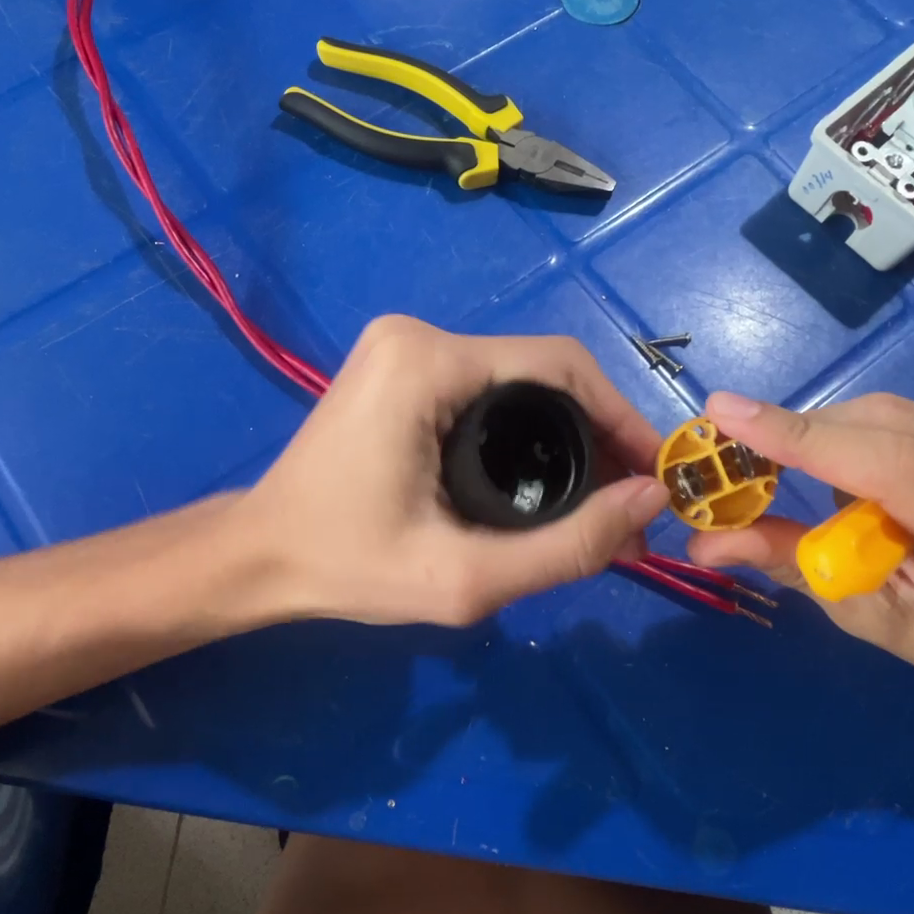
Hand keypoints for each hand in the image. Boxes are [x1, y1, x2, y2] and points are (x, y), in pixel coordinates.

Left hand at [240, 316, 670, 627]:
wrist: (260, 555)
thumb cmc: (348, 567)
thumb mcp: (465, 577)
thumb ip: (568, 545)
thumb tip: (650, 501)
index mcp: (426, 363)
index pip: (561, 364)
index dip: (622, 416)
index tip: (653, 476)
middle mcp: (416, 335)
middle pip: (543, 370)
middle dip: (598, 433)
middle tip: (626, 505)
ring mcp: (403, 345)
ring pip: (519, 380)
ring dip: (565, 432)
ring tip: (597, 499)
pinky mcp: (399, 365)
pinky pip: (487, 387)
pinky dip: (525, 428)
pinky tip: (545, 477)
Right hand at [688, 392, 913, 703]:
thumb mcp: (876, 622)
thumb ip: (797, 567)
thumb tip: (703, 541)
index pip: (901, 472)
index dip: (807, 437)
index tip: (725, 412)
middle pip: (899, 431)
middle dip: (811, 435)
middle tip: (749, 451)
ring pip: (910, 416)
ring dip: (848, 441)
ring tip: (845, 495)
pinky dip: (887, 439)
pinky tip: (897, 481)